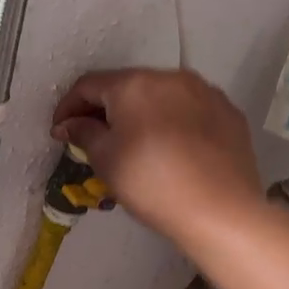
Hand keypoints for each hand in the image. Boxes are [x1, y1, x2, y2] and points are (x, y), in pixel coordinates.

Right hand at [51, 68, 263, 239]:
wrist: (220, 211)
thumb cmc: (150, 182)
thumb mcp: (105, 159)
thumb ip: (83, 133)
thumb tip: (68, 125)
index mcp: (134, 85)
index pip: (88, 85)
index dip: (68, 107)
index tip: (60, 131)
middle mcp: (170, 77)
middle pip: (126, 86)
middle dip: (104, 108)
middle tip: (92, 137)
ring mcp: (205, 93)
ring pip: (159, 96)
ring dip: (139, 113)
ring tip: (132, 141)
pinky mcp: (229, 113)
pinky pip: (188, 110)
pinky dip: (170, 121)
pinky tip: (168, 148)